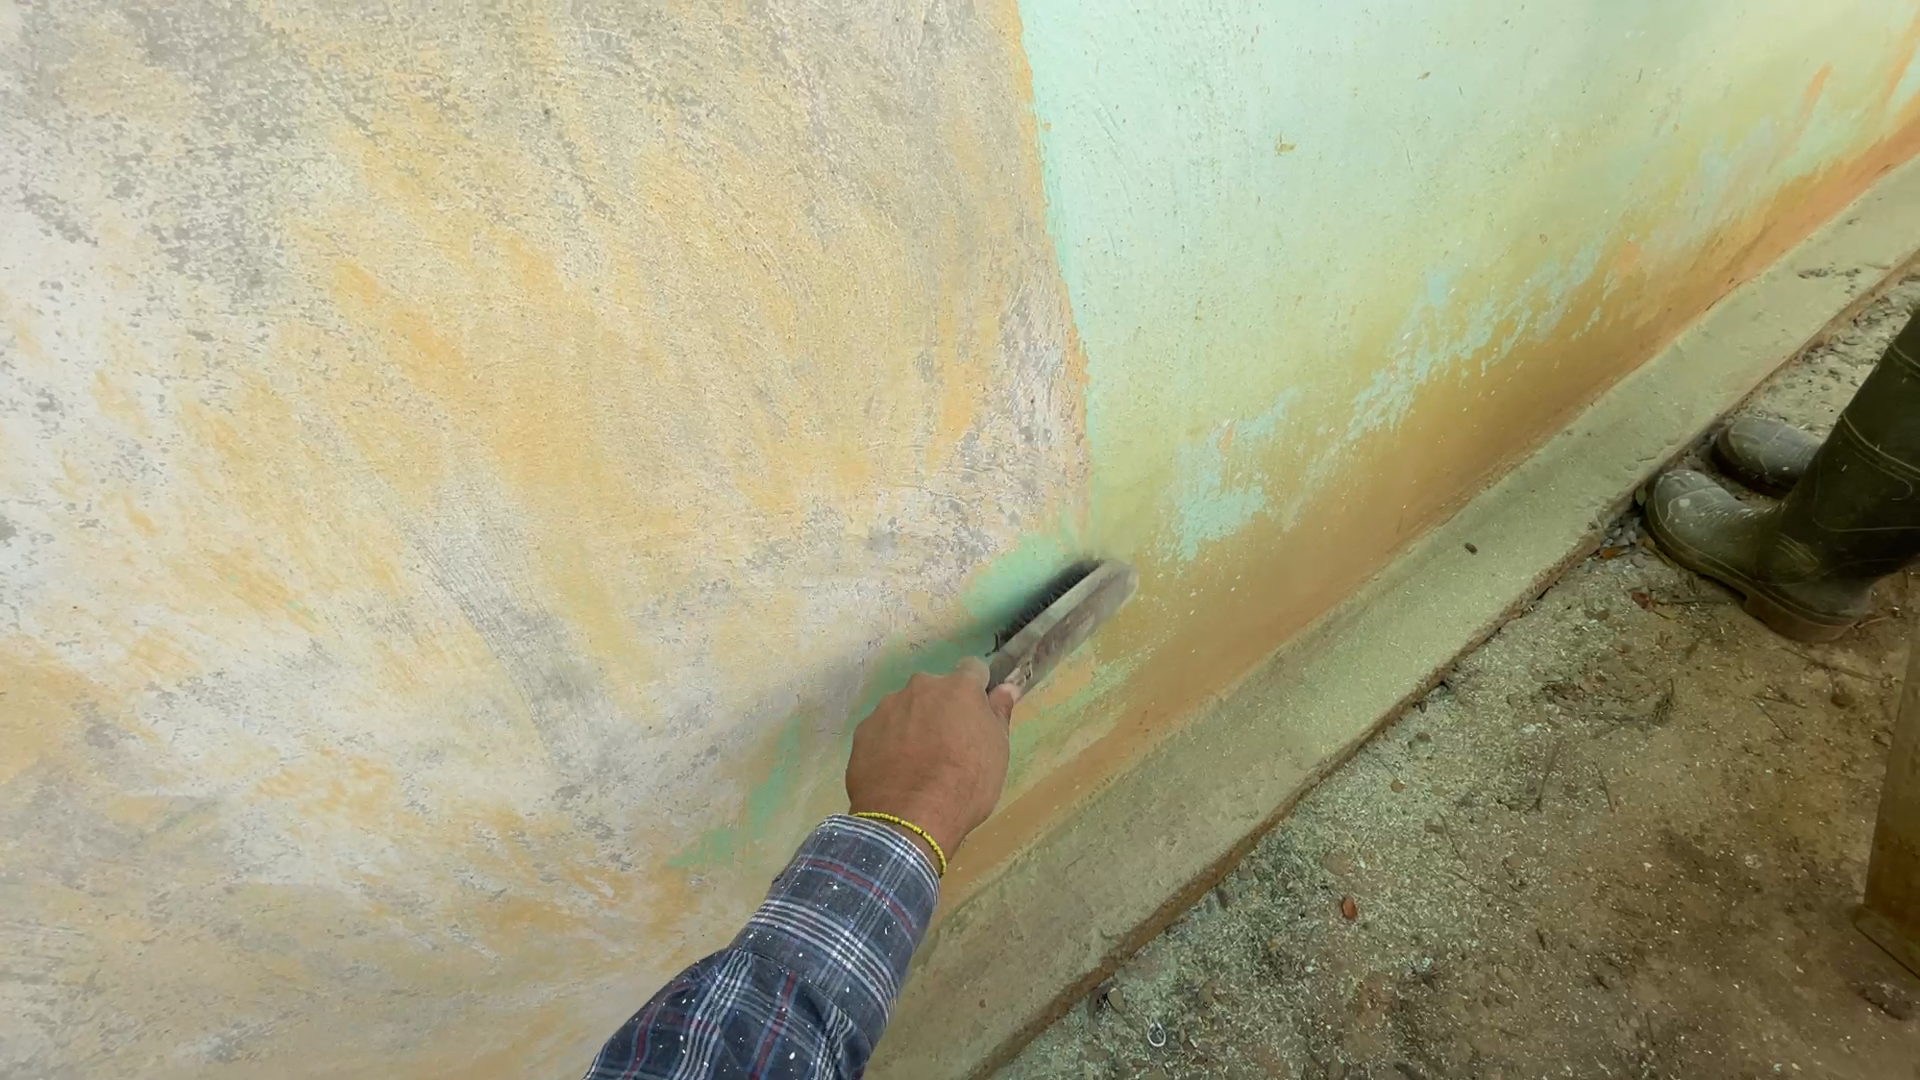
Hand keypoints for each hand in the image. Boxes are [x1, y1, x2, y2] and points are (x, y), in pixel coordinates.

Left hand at [845, 657, 1019, 865]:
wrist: (910, 818)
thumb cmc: (966, 783)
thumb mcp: (997, 750)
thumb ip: (999, 713)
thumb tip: (1006, 688)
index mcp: (958, 688)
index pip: (973, 669)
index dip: (976, 688)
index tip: (977, 710)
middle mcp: (921, 687)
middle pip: (935, 690)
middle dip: (941, 709)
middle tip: (947, 745)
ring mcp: (888, 707)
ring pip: (906, 709)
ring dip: (913, 725)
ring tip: (917, 764)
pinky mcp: (864, 730)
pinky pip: (882, 730)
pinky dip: (888, 744)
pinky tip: (895, 772)